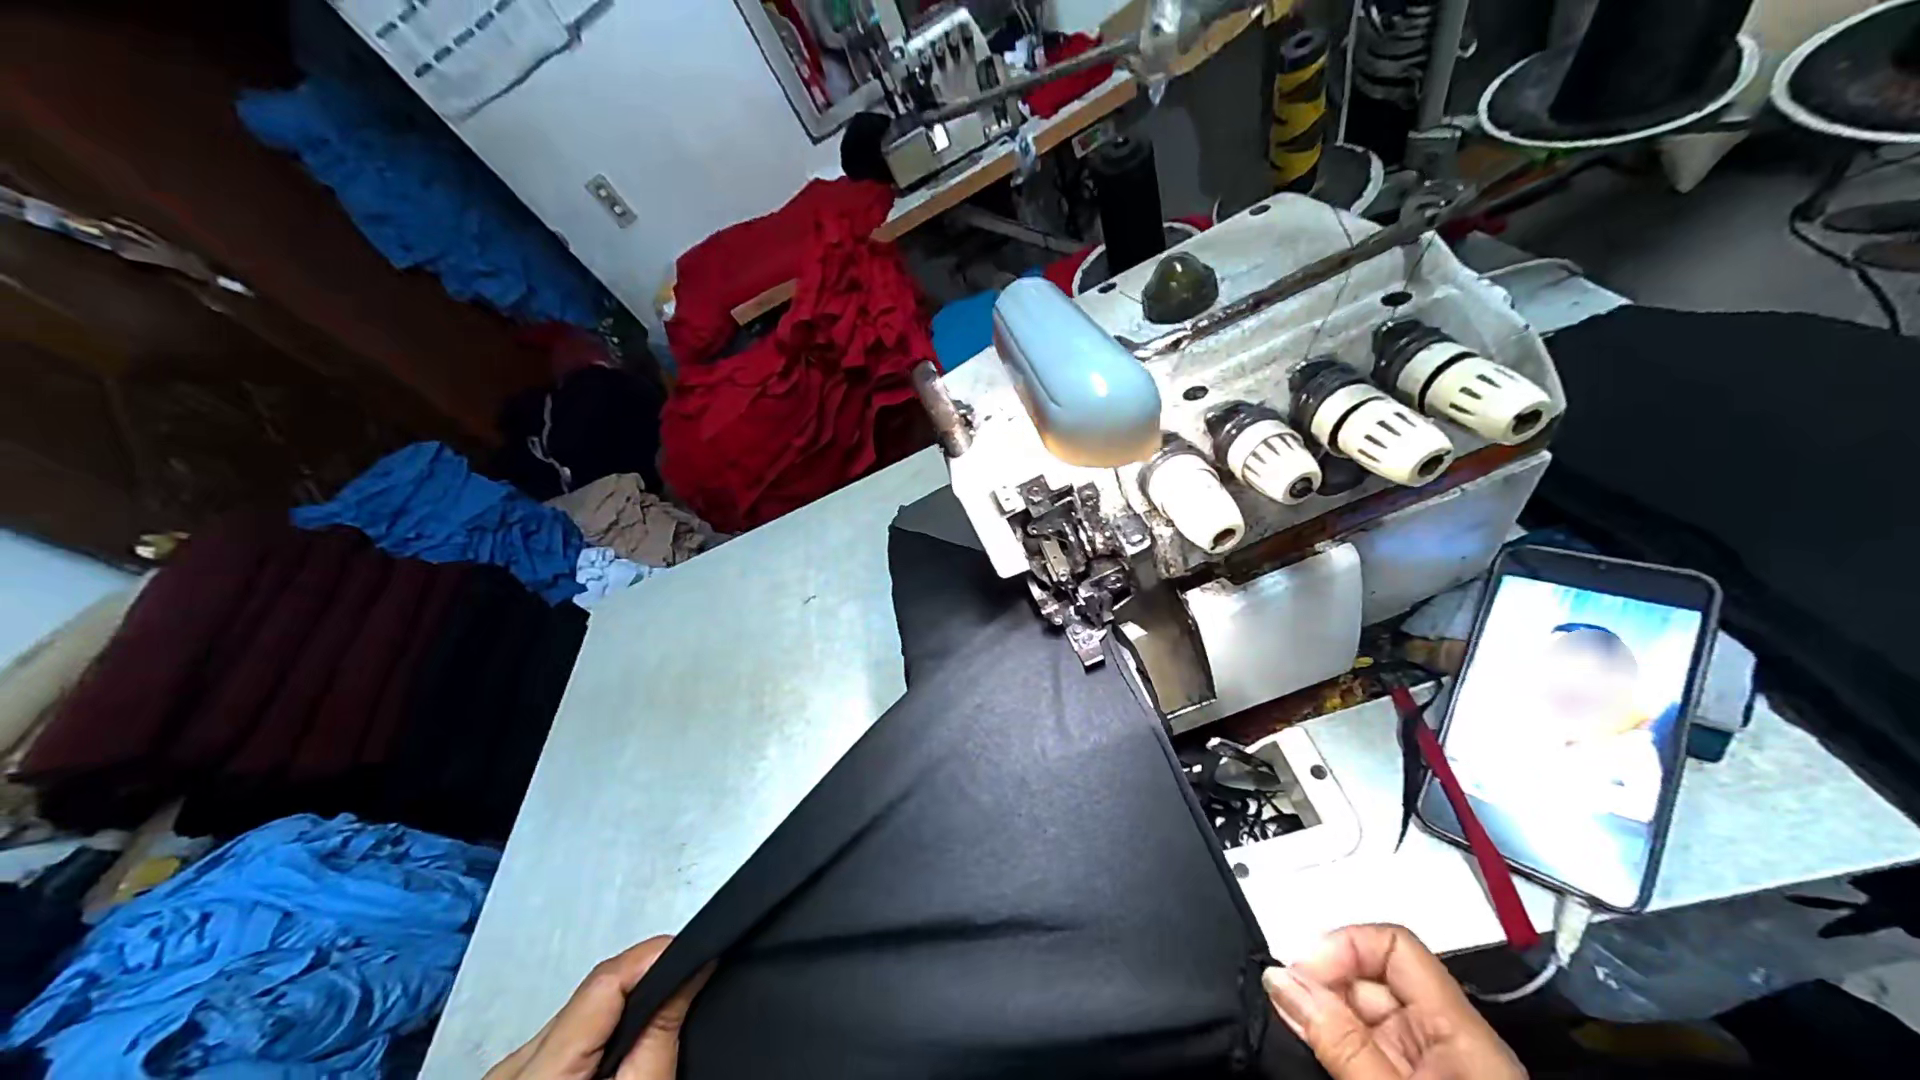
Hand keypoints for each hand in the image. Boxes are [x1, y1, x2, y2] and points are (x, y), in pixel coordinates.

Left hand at [485, 936, 712, 1079]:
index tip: (698, 951)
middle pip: (594, 992)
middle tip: (691, 988)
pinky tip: (623, 1047)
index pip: (605, 979)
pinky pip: (568, 1034)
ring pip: (583, 1011)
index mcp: (538, 1073)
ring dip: (625, 1006)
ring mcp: (511, 1074)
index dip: (656, 956)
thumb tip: (691, 968)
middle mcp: (513, 1068)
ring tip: (661, 1022)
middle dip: (646, 982)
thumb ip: (659, 1035)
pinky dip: (603, 1029)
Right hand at [1262, 924, 1524, 1079]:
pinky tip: (1318, 1057)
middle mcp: (1449, 1041)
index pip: (1394, 946)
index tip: (1300, 977)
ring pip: (1363, 1012)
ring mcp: (1433, 1068)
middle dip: (1324, 986)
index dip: (1342, 946)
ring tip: (1302, 1040)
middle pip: (1372, 976)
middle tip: (1288, 1013)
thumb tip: (1280, 978)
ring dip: (1324, 1017)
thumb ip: (1337, 1039)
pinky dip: (1334, 1045)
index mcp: (1460, 1033)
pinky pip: (1366, 1046)